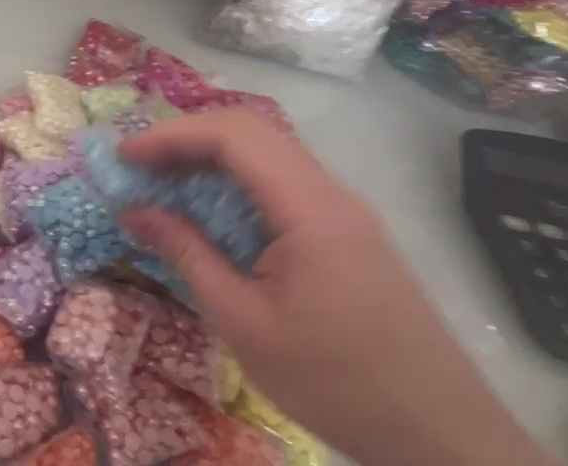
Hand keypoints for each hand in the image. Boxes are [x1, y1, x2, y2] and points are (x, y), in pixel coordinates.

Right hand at [117, 112, 555, 465]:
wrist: (444, 440)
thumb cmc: (336, 382)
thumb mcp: (243, 323)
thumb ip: (186, 254)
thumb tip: (133, 210)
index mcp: (310, 209)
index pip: (232, 136)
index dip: (170, 135)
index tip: (124, 158)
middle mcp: (331, 195)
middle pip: (249, 132)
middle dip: (184, 138)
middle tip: (137, 166)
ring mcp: (345, 213)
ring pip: (267, 153)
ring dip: (209, 157)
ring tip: (162, 183)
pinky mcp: (348, 234)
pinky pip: (282, 182)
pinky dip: (235, 181)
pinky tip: (209, 212)